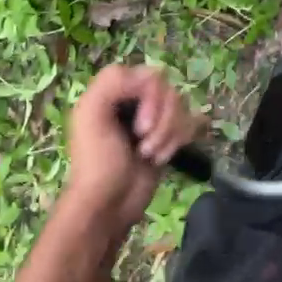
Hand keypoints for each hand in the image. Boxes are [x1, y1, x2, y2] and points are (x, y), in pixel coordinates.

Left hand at [61, 65, 199, 236]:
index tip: (139, 127)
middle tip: (143, 145)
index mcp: (115, 89)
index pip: (151, 75)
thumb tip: (152, 76)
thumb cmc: (96, 163)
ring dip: (169, 134)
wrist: (109, 205)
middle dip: (162, 121)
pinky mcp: (168, 136)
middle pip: (170, 90)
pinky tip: (162, 158)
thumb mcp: (90, 115)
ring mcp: (154, 117)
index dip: (152, 98)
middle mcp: (135, 99)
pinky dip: (179, 140)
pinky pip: (191, 122)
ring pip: (182, 107)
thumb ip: (112, 83)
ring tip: (150, 155)